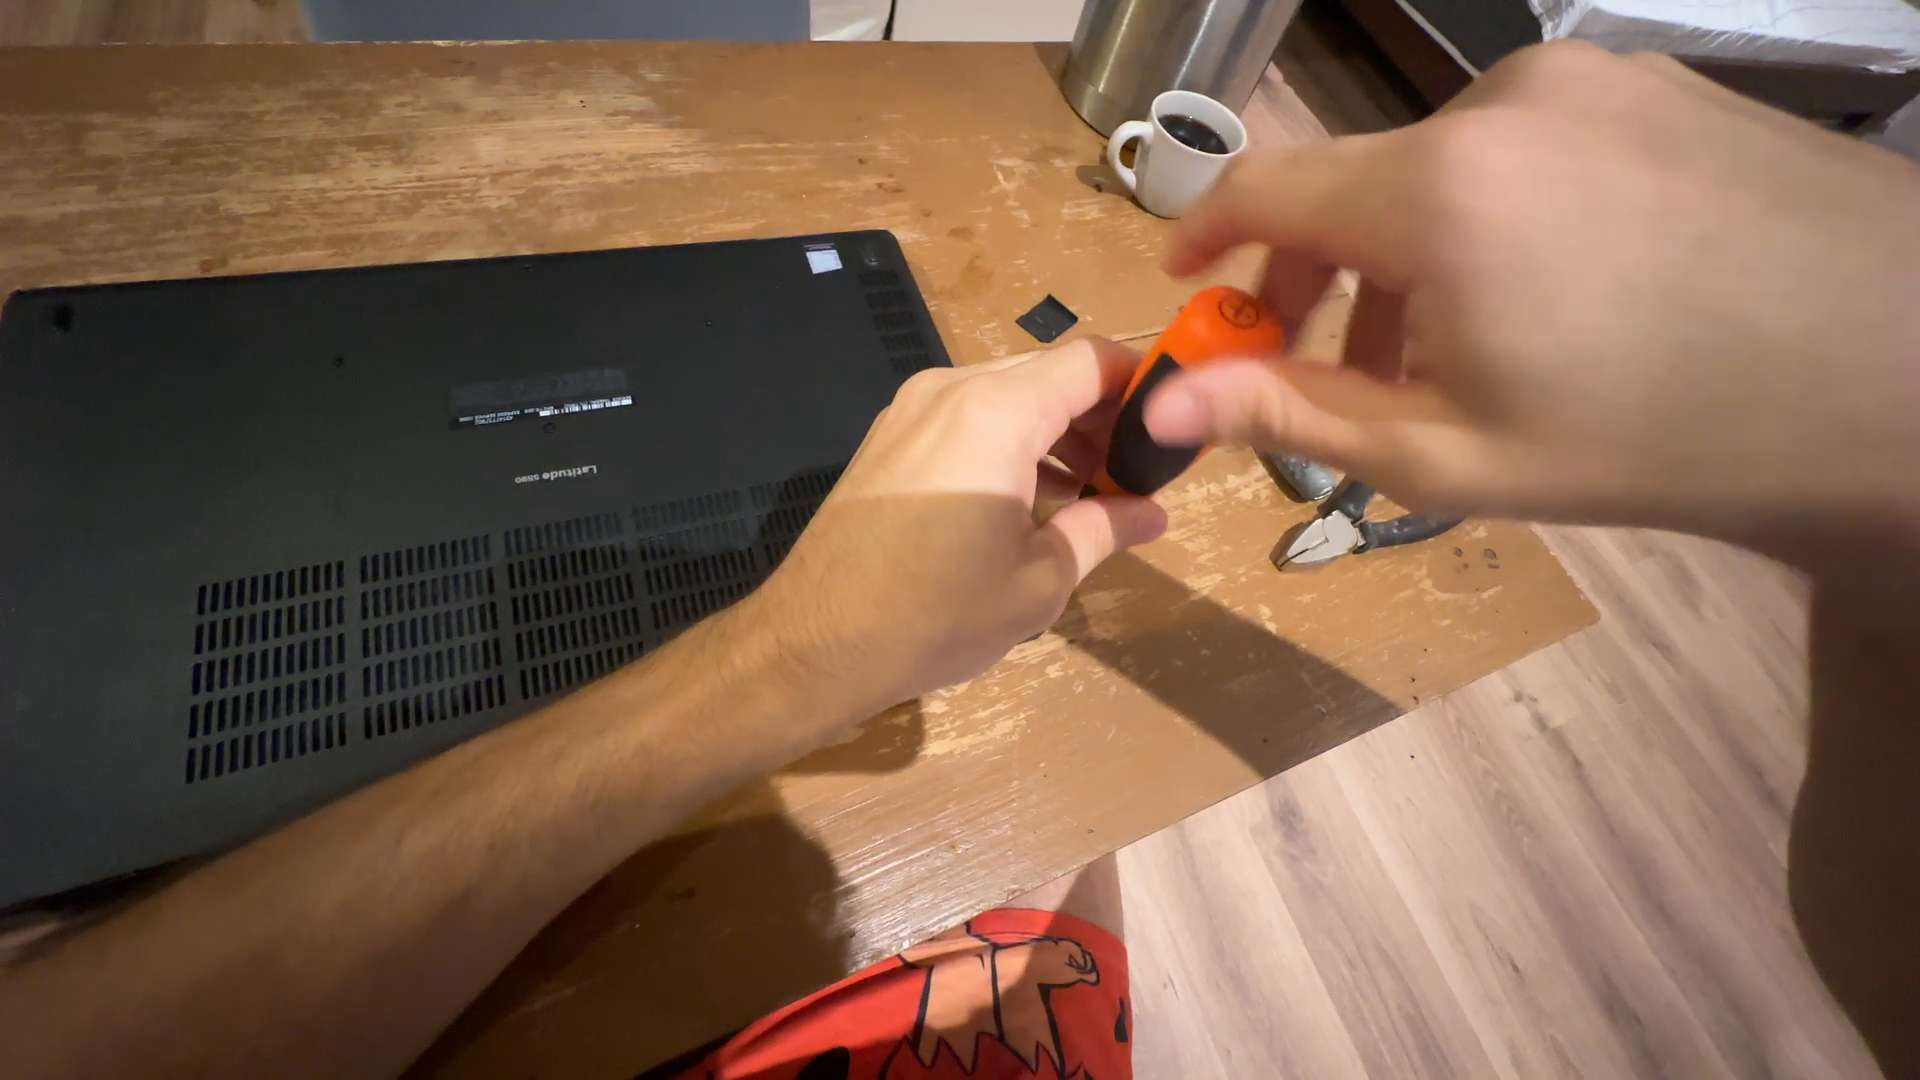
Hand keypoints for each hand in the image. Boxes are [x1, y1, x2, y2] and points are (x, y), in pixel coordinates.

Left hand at [752, 338, 1168, 712]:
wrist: (815, 644)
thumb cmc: (937, 615)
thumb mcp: (1039, 580)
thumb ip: (1105, 529)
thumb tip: (1154, 514)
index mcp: (995, 411)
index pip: (1089, 360)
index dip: (1139, 384)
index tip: (1166, 430)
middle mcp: (949, 389)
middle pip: (1047, 375)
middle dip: (1097, 419)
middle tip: (1128, 478)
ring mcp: (910, 410)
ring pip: (1005, 396)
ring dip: (1052, 434)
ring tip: (1083, 497)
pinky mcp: (888, 438)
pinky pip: (965, 419)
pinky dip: (1006, 444)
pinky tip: (1023, 500)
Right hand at [1143, 42, 1919, 543]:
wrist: (1911, 381)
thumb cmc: (1642, 437)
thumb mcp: (1433, 451)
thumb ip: (1283, 411)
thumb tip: (1162, 403)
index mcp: (1436, 191)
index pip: (1261, 187)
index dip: (1202, 235)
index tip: (1184, 286)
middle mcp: (1497, 106)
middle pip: (1338, 187)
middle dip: (1300, 281)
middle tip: (1307, 367)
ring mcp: (1582, 84)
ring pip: (1417, 177)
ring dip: (1382, 267)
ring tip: (1418, 361)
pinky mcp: (1640, 90)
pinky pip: (1497, 157)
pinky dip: (1458, 232)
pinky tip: (1505, 305)